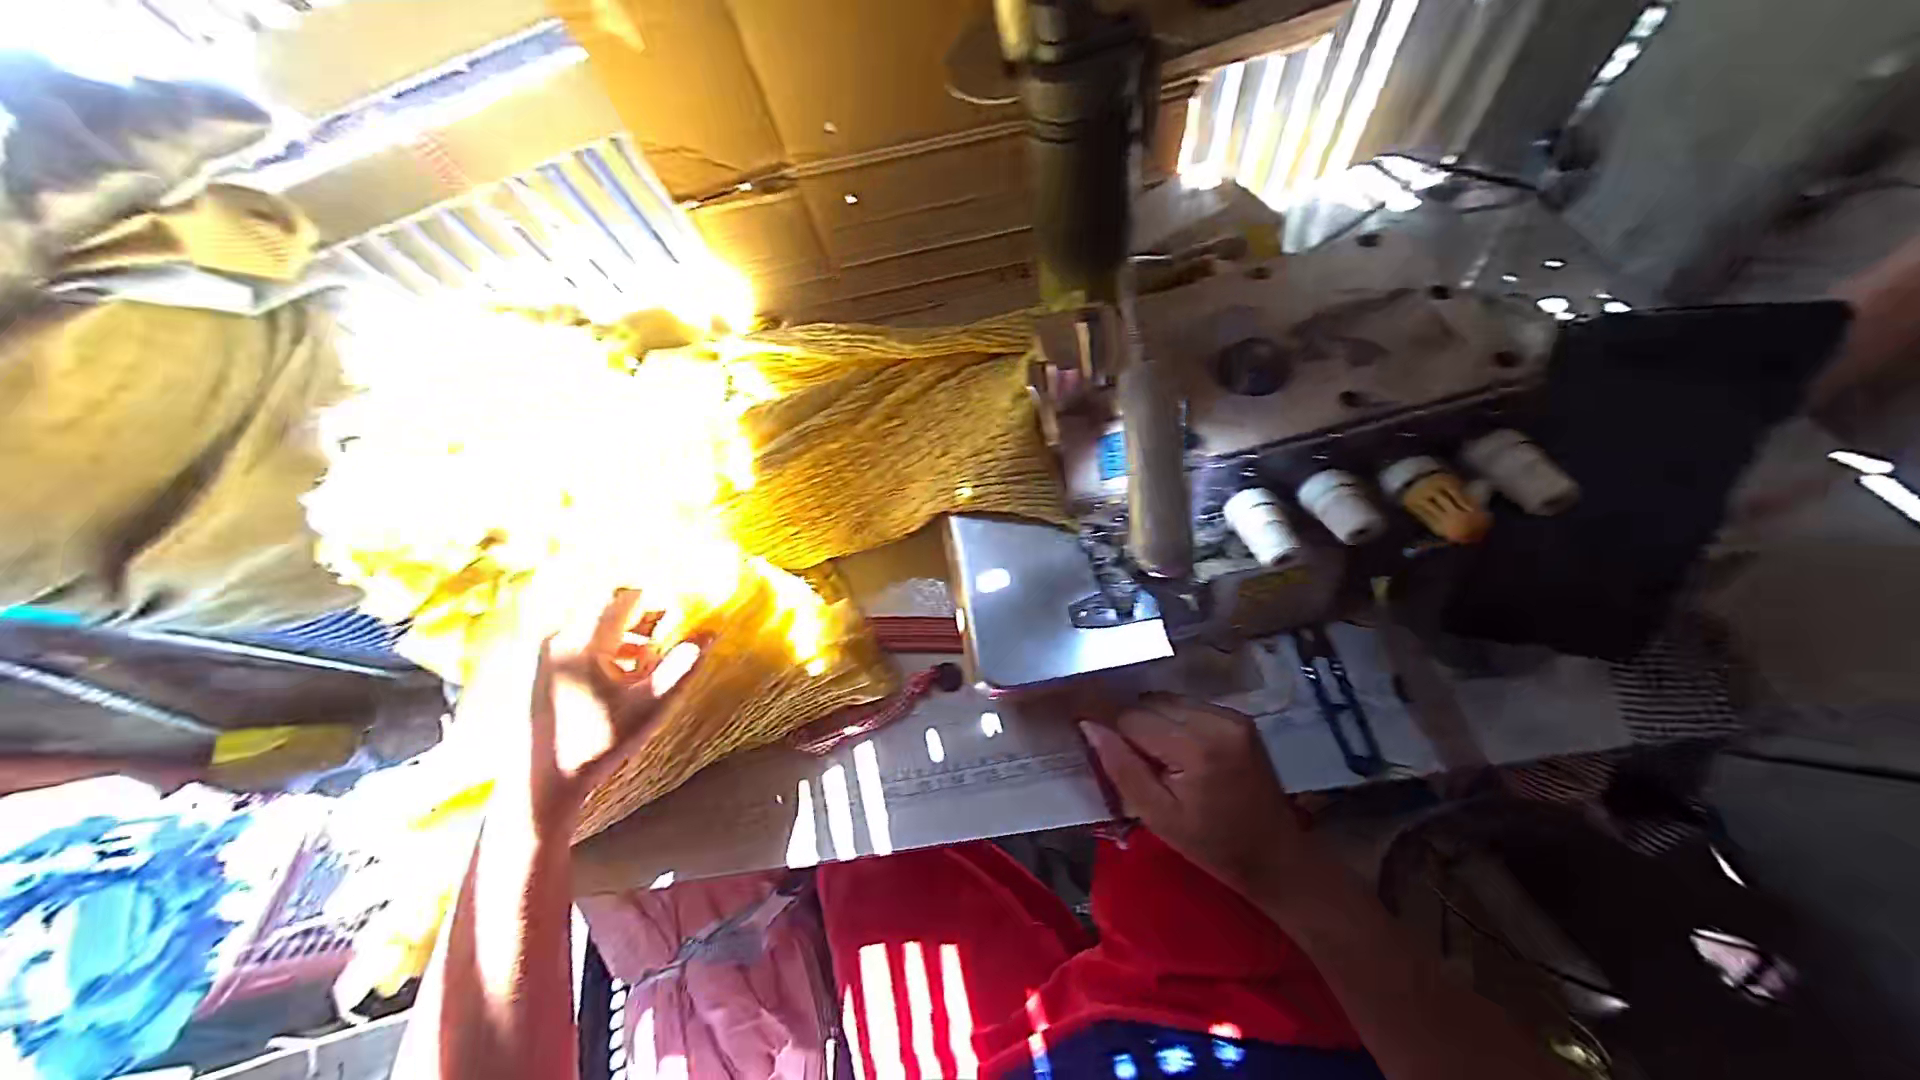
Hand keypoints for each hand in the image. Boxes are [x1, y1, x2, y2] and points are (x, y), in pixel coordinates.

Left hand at [516, 588, 705, 827]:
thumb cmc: (597, 744)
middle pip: (609, 607)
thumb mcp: (651, 706)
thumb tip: (711, 632)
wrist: (541, 784)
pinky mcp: (542, 669)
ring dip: (630, 634)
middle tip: (672, 634)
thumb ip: (683, 666)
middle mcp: (558, 638)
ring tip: (653, 661)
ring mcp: (545, 653)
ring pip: (597, 625)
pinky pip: (583, 642)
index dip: (657, 596)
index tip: (682, 608)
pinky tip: (629, 676)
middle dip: (645, 617)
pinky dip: (611, 648)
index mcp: (581, 642)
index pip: (624, 596)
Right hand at [1081, 694, 1313, 896]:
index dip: (1108, 726)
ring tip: (1153, 755)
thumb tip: (1088, 725)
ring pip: (1167, 699)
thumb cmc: (1212, 845)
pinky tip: (1176, 749)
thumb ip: (1121, 767)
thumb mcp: (1157, 816)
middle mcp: (1216, 721)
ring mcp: (1231, 716)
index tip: (1090, 735)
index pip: (1132, 717)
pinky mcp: (1239, 718)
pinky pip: (1188, 705)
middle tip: (1127, 756)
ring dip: (1151, 719)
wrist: (1275, 856)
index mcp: (1196, 748)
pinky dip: (1173, 720)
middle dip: (1130, 723)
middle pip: (1149, 702)